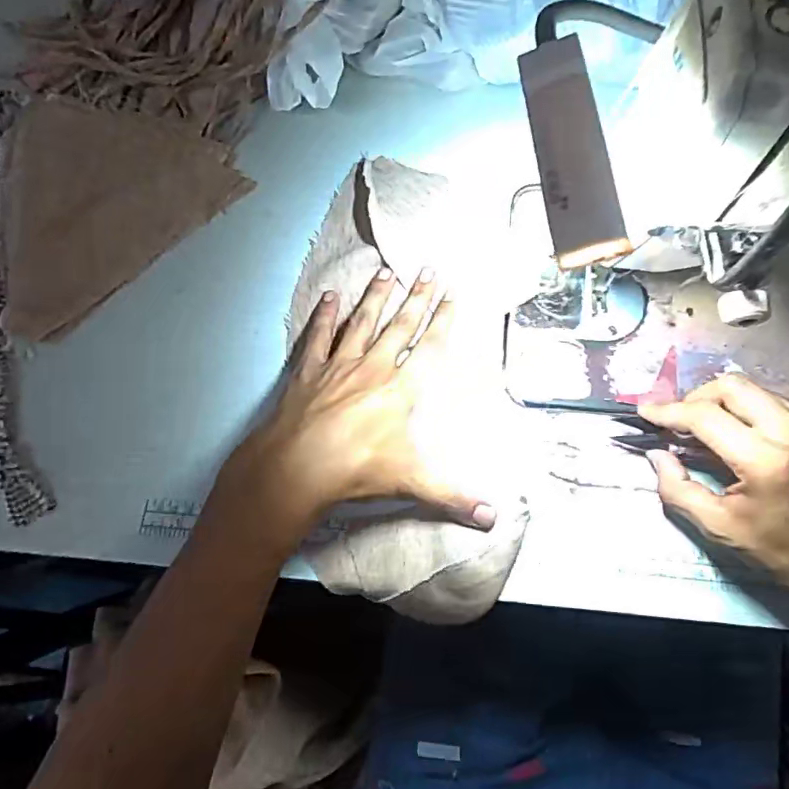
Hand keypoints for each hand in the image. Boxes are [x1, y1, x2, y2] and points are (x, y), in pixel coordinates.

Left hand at [205, 267, 496, 554]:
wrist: (295, 469)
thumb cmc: (358, 472)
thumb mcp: (413, 483)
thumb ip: (454, 497)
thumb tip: (493, 519)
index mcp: (401, 389)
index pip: (429, 347)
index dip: (442, 320)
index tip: (452, 296)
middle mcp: (373, 369)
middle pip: (400, 325)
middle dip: (416, 297)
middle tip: (427, 270)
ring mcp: (339, 367)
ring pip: (362, 323)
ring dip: (376, 297)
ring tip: (386, 271)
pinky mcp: (309, 372)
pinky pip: (320, 337)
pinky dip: (325, 317)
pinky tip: (331, 298)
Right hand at [638, 374, 788, 618]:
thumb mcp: (726, 532)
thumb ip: (680, 491)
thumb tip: (657, 455)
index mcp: (767, 461)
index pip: (705, 416)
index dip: (669, 411)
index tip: (647, 412)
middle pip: (734, 385)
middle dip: (699, 396)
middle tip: (683, 419)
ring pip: (764, 391)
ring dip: (733, 404)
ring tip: (720, 428)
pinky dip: (765, 414)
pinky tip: (761, 437)